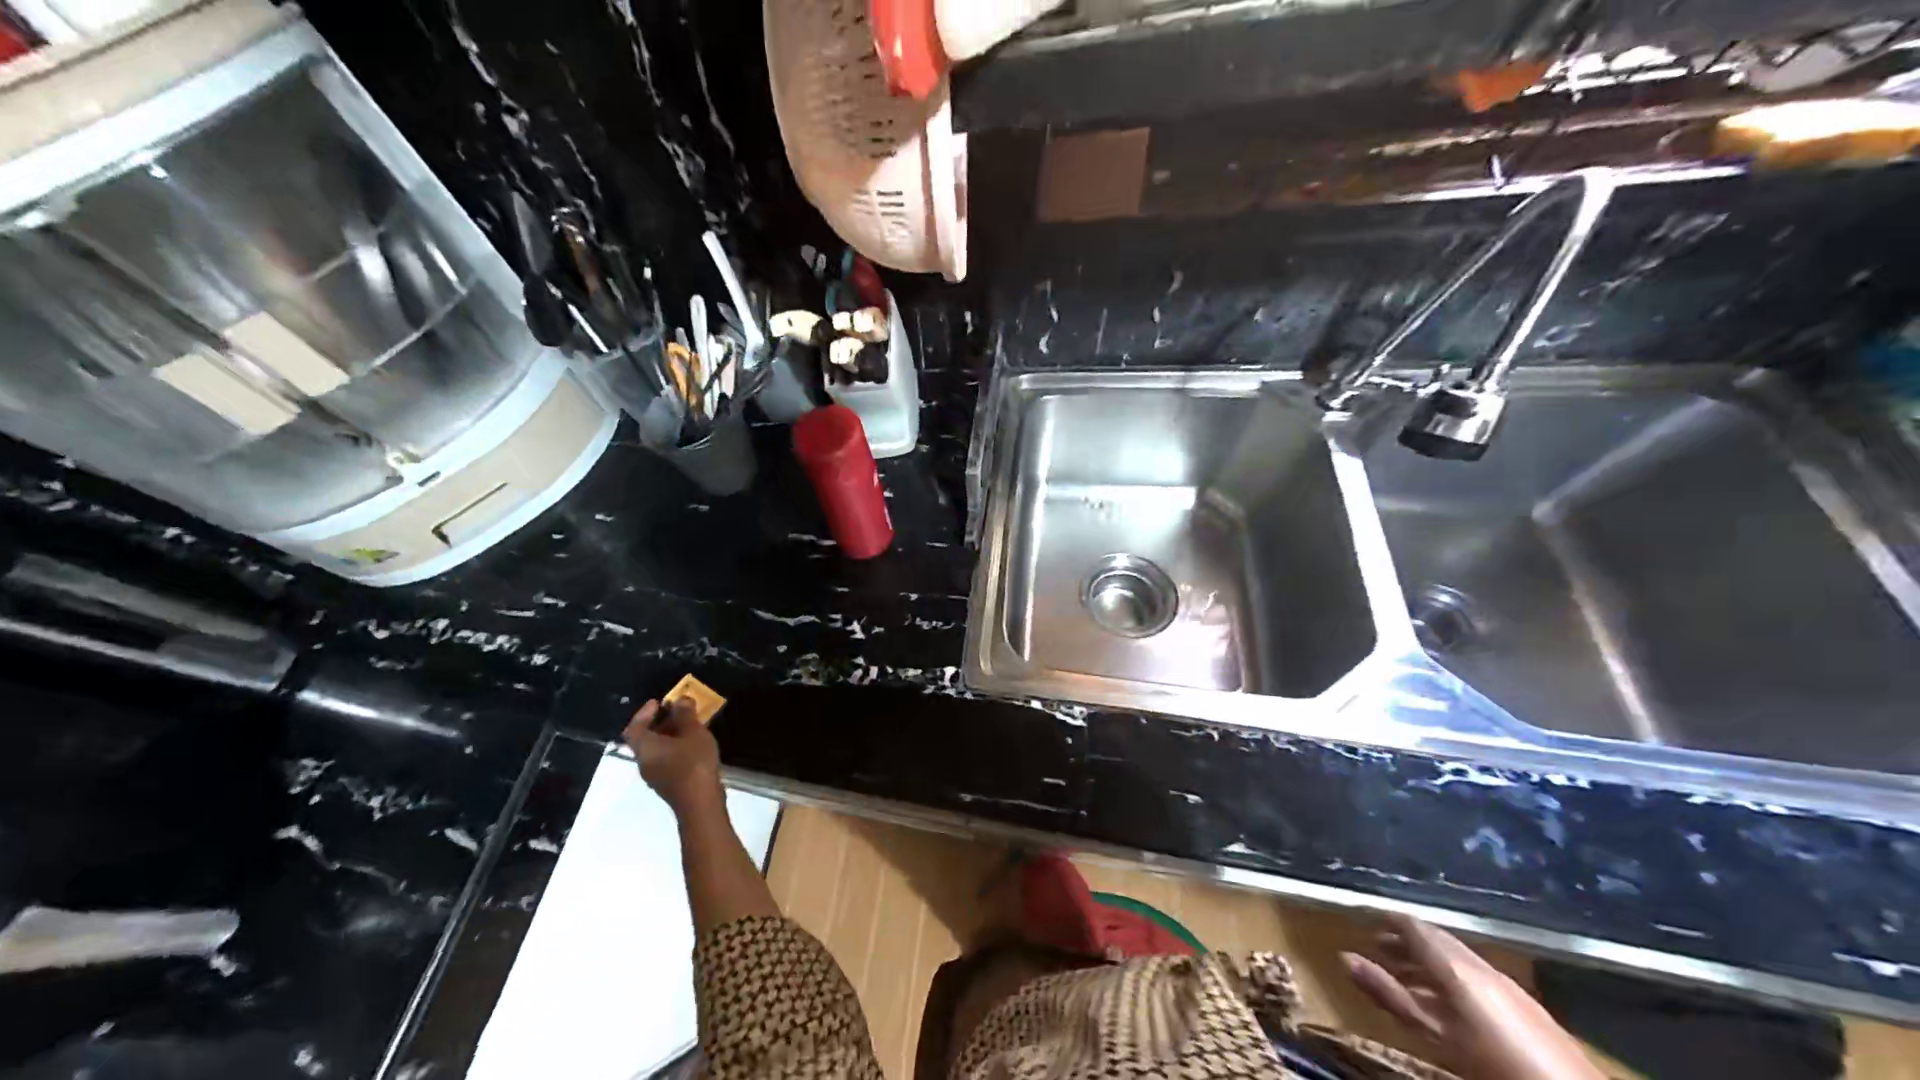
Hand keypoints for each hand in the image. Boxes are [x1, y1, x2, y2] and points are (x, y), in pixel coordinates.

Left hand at [623, 698, 722, 816]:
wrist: (700, 803)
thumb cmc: (694, 763)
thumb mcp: (693, 732)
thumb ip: (685, 714)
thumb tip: (680, 700)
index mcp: (645, 748)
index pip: (635, 727)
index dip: (644, 712)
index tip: (660, 702)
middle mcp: (645, 762)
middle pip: (645, 739)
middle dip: (661, 722)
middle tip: (679, 711)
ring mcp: (655, 776)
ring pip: (657, 750)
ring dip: (669, 736)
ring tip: (690, 725)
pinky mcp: (668, 784)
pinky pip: (666, 760)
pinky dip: (675, 748)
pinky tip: (693, 745)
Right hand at [1343, 915, 1603, 1079]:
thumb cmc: (1489, 1063)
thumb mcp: (1432, 1033)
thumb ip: (1390, 995)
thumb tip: (1344, 957)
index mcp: (1455, 965)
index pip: (1414, 926)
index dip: (1388, 921)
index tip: (1365, 923)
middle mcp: (1479, 964)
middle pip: (1437, 940)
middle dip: (1406, 943)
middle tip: (1378, 951)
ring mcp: (1507, 985)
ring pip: (1457, 960)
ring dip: (1428, 962)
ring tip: (1405, 978)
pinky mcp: (1526, 1006)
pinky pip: (1477, 978)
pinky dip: (1452, 979)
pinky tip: (1448, 1004)